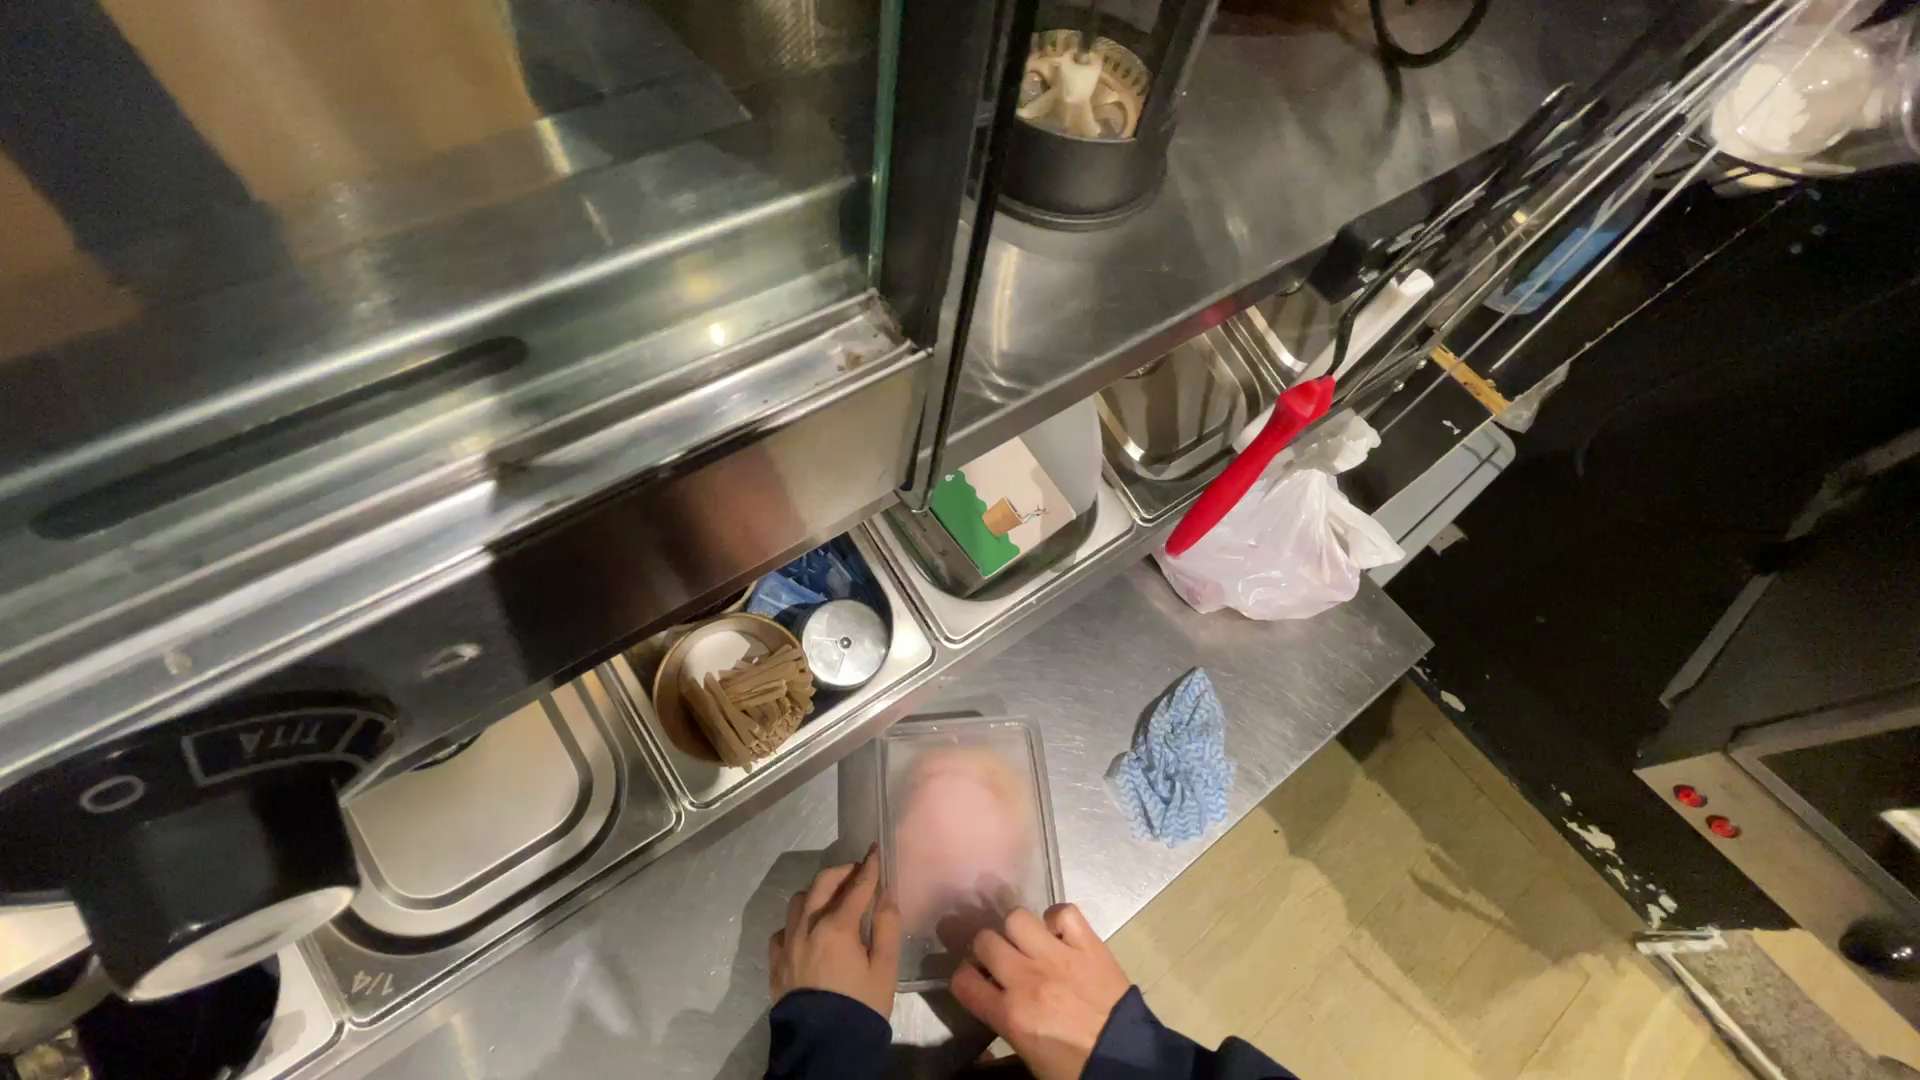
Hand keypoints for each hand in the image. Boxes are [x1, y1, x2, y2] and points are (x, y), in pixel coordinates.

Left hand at [769, 845, 901, 1018]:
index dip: (868, 867)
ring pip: (797, 902)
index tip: (875, 850)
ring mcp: (787, 945)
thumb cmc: (860, 1007)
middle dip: (841, 872)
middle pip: (821, 884)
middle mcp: (807, 927)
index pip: (856, 886)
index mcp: (836, 926)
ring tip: (832, 899)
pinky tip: (807, 931)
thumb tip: (886, 893)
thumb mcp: (885, 969)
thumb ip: (886, 926)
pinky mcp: (776, 964)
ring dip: (816, 893)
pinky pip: (782, 930)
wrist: (822, 1050)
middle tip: (857, 872)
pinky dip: (796, 922)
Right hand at [949, 904, 1132, 1079]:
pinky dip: (1057, 918)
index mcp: (1011, 1014)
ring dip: (1017, 929)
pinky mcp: (1087, 944)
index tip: (975, 978)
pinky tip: (1059, 932)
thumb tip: (991, 1000)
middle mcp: (1027, 978)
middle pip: (985, 940)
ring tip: (1027, 941)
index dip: (965, 976)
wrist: (1127, 1061)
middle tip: (1000, 958)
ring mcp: (1058, 956)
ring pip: (1017, 917)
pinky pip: (1063, 911)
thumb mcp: (1027, 1053)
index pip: (964, 981)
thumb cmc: (1073, 1067)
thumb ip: (1004, 1022)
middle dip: (987, 949)